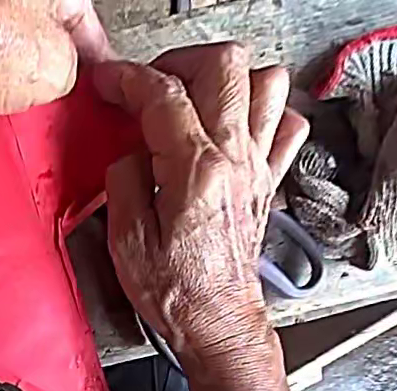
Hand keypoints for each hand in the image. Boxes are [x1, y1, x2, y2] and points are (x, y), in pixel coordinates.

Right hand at [93, 46, 307, 373]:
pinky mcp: (267, 183)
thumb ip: (123, 185)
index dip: (128, 79)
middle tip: (153, 85)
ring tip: (196, 101)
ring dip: (227, 79)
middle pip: (223, 65)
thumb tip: (128, 154)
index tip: (109, 81)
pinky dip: (266, 111)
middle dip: (180, 62)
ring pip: (266, 80)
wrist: (217, 323)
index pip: (163, 95)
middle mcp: (234, 160)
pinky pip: (287, 123)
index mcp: (194, 172)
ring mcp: (257, 168)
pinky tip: (237, 127)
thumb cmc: (177, 295)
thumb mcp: (127, 246)